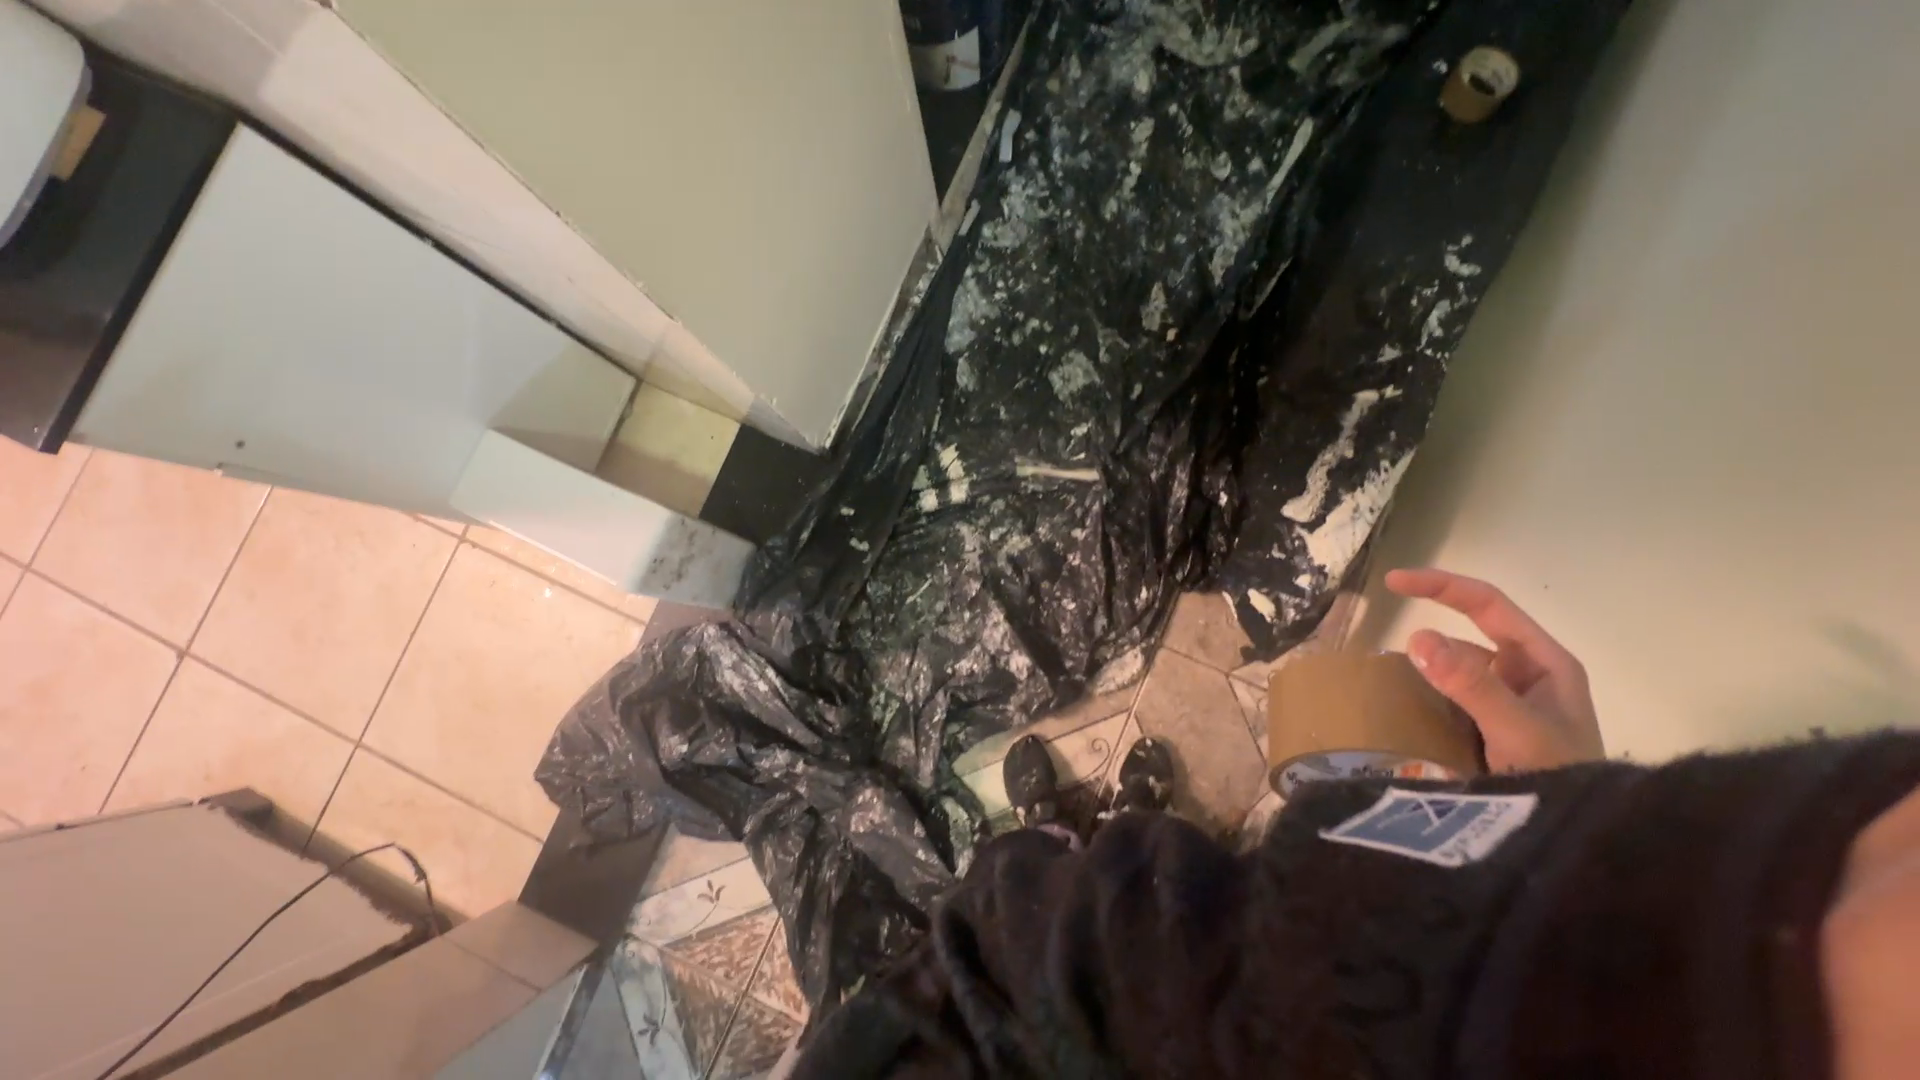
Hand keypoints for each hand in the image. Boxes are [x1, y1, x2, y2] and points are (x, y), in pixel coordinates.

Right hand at [1384, 568, 1603, 771]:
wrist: (1581, 843)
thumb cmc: (1561, 778)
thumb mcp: (1516, 729)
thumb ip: (1470, 684)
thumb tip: (1417, 636)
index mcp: (1544, 662)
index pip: (1488, 605)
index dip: (1442, 586)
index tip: (1393, 583)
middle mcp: (1527, 676)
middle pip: (1470, 636)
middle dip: (1430, 636)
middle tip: (1380, 639)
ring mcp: (1508, 705)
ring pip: (1457, 672)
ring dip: (1425, 674)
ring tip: (1387, 686)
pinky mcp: (1490, 732)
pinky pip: (1451, 703)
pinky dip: (1427, 703)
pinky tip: (1404, 716)